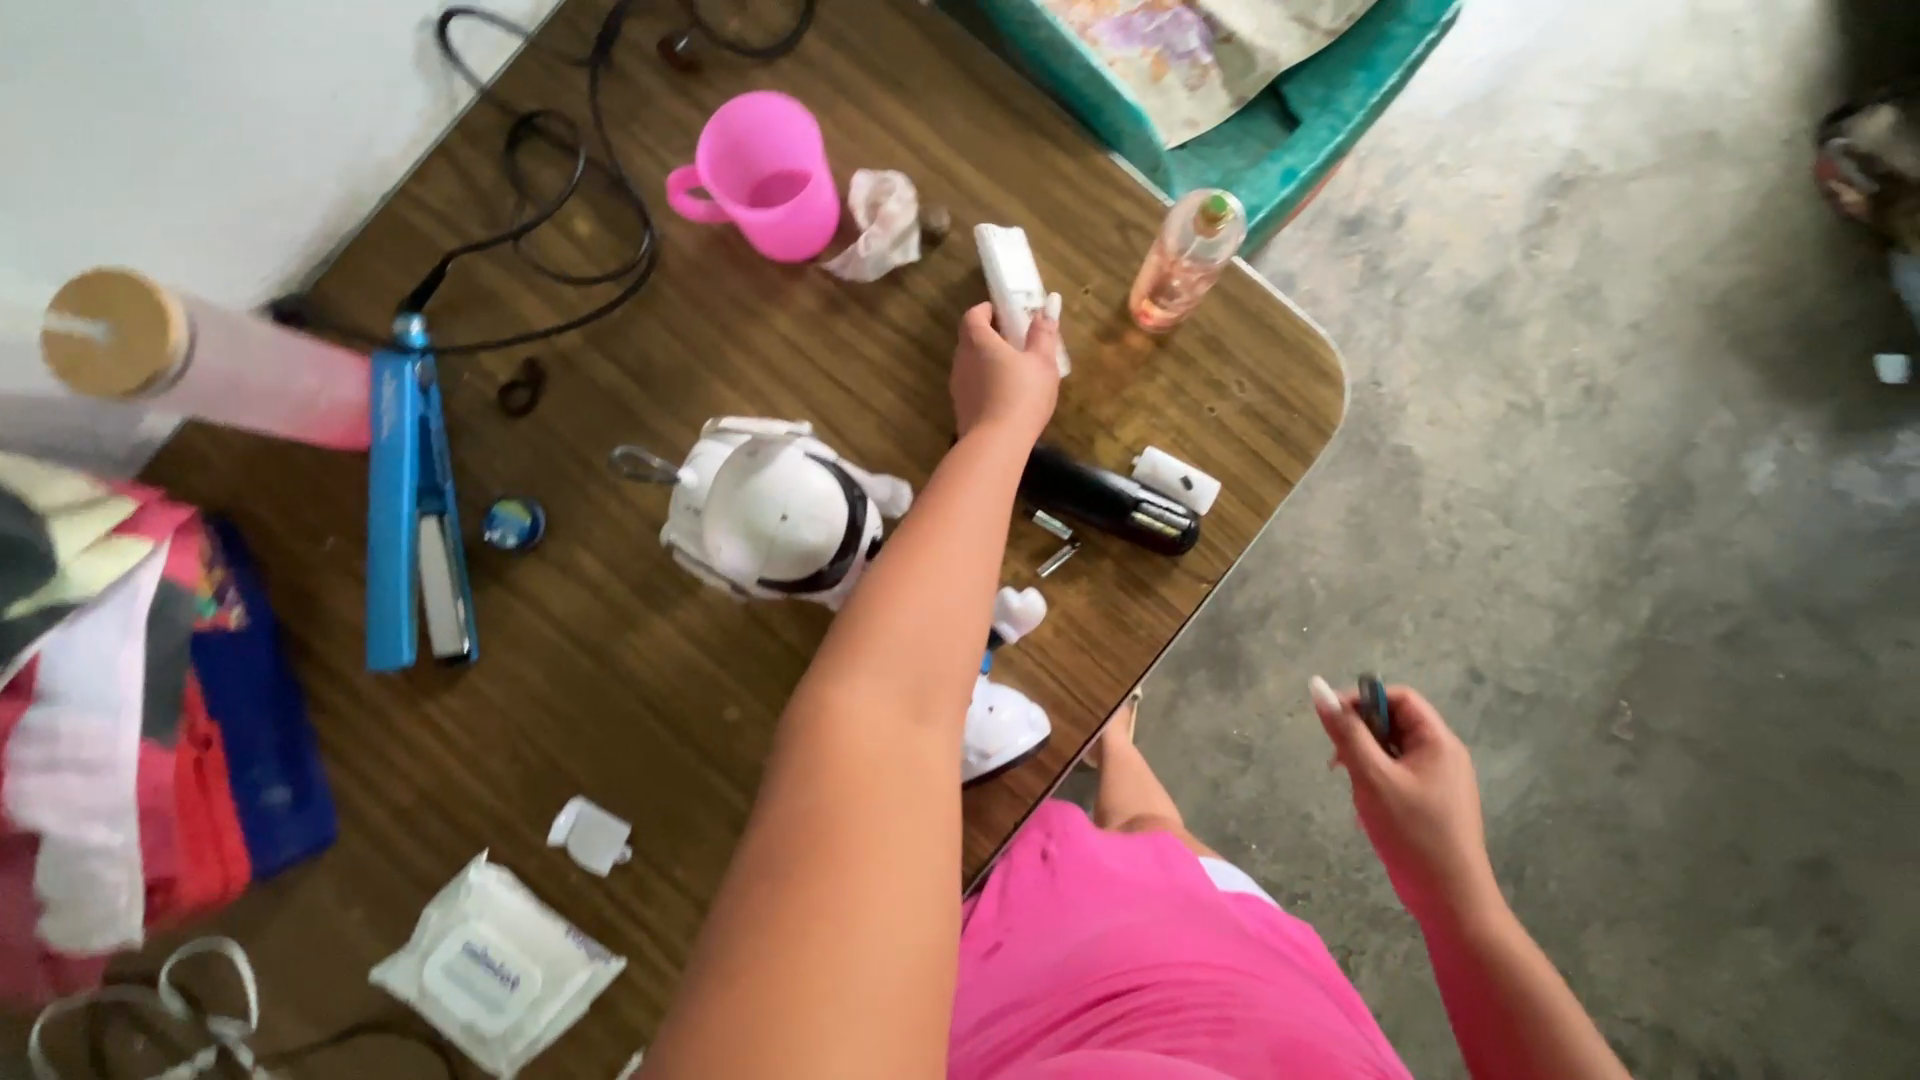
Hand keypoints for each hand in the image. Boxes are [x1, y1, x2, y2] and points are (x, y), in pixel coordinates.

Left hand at [949, 295, 1061, 442]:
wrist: (996, 444)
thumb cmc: (1022, 395)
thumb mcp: (1042, 361)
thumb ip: (1044, 332)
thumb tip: (1049, 304)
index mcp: (978, 341)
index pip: (973, 315)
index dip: (987, 310)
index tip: (1005, 313)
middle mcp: (961, 360)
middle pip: (970, 339)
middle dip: (990, 335)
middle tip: (1015, 340)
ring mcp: (958, 386)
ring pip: (970, 364)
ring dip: (987, 361)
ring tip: (1014, 369)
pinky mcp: (961, 408)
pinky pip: (972, 386)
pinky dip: (985, 382)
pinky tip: (1006, 395)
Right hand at [1310, 677, 1502, 929]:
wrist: (1449, 897)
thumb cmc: (1412, 831)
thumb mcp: (1372, 777)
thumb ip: (1345, 732)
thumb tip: (1318, 689)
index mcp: (1438, 742)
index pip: (1400, 698)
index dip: (1363, 699)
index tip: (1332, 718)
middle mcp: (1442, 755)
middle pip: (1395, 723)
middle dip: (1360, 734)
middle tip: (1337, 758)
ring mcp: (1438, 781)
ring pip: (1392, 750)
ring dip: (1364, 759)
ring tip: (1349, 784)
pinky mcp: (1430, 803)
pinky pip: (1397, 775)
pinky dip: (1375, 780)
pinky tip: (1365, 806)